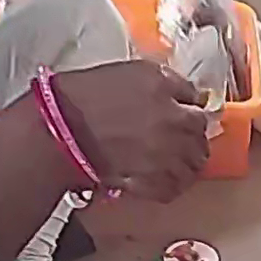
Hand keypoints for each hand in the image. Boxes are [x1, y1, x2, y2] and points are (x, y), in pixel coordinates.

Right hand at [49, 61, 210, 201]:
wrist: (59, 130)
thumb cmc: (87, 95)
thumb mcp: (131, 73)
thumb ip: (170, 83)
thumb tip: (197, 97)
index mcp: (166, 92)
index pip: (198, 108)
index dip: (190, 115)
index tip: (181, 119)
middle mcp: (174, 124)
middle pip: (200, 140)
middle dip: (191, 141)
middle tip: (174, 143)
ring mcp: (168, 156)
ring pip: (194, 167)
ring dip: (185, 165)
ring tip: (166, 162)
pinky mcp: (156, 182)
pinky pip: (176, 188)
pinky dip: (171, 186)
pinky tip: (157, 178)